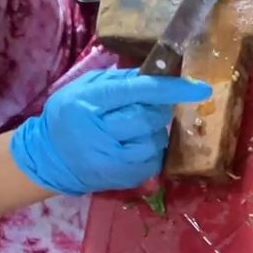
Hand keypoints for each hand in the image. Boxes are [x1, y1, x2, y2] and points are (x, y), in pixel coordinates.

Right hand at [10, 69, 210, 194]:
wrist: (51, 159)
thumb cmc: (69, 117)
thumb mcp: (83, 89)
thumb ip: (118, 80)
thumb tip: (154, 74)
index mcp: (89, 103)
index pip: (137, 91)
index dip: (170, 89)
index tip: (200, 88)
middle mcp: (102, 133)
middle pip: (151, 117)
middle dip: (158, 110)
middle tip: (147, 108)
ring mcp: (116, 160)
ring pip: (157, 139)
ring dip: (154, 132)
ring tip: (133, 131)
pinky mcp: (127, 177)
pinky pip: (156, 159)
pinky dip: (152, 149)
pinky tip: (134, 147)